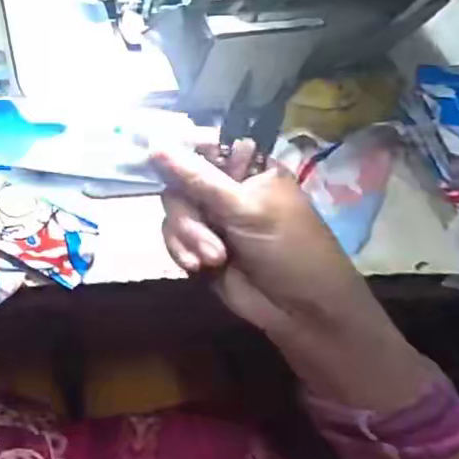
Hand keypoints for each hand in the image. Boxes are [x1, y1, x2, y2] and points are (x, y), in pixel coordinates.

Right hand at [153, 144, 437, 411]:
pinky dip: (180, 249)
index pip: (203, 142)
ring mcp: (210, 215)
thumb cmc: (290, 251)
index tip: (162, 161)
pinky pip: (171, 233)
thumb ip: (197, 178)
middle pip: (178, 176)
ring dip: (187, 234)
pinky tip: (198, 266)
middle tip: (207, 232)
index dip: (180, 150)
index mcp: (247, 167)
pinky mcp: (197, 243)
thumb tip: (154, 145)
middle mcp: (225, 186)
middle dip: (187, 210)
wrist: (304, 315)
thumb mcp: (245, 209)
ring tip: (212, 259)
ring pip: (173, 207)